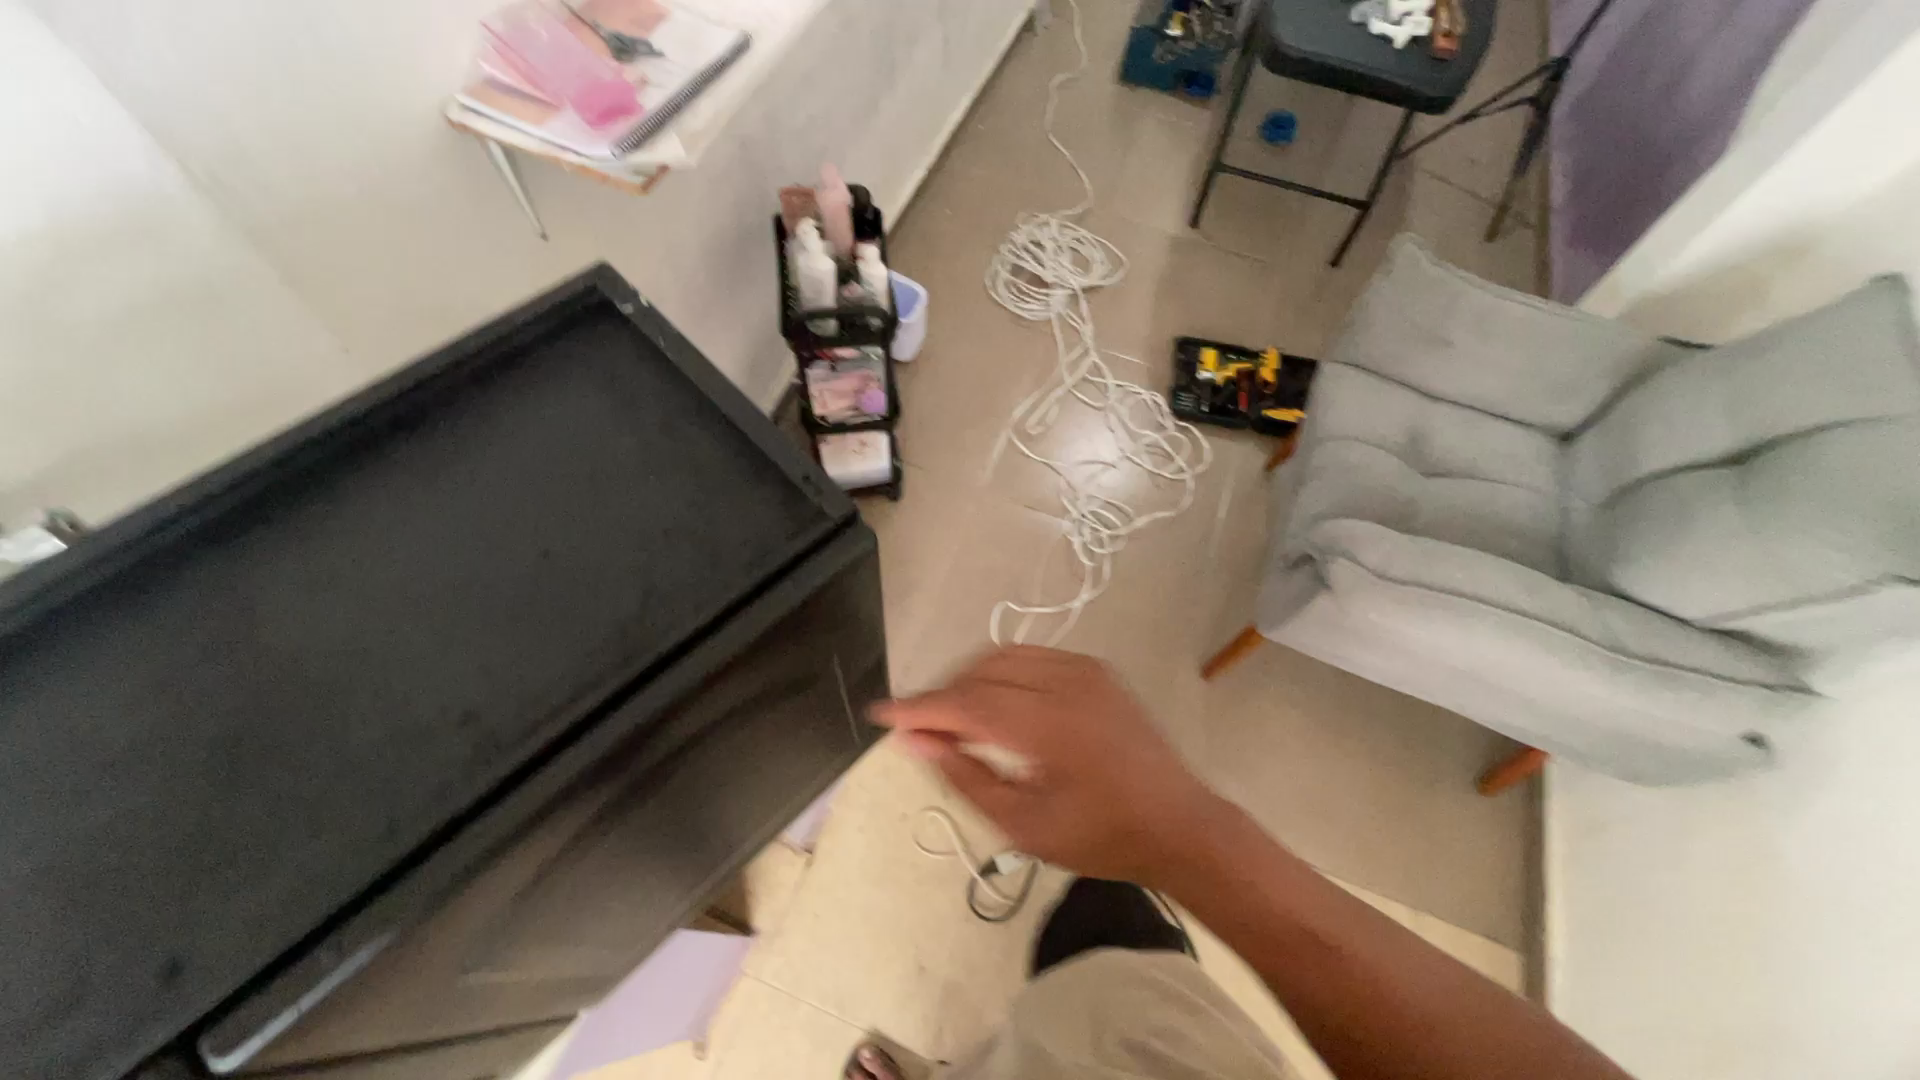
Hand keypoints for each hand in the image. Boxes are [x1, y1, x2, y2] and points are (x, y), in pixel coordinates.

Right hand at [871, 646, 1229, 887]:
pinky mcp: (1096, 669)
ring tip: (954, 719)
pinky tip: (996, 704)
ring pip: (1003, 655)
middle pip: (981, 670)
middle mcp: (1067, 681)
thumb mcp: (1022, 825)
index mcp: (1050, 723)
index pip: (966, 701)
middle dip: (943, 694)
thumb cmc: (1100, 837)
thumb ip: (963, 776)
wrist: (1179, 825)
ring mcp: (1085, 669)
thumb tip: (916, 741)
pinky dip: (1001, 672)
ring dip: (970, 680)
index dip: (919, 707)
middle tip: (922, 730)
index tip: (882, 714)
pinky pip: (1032, 656)